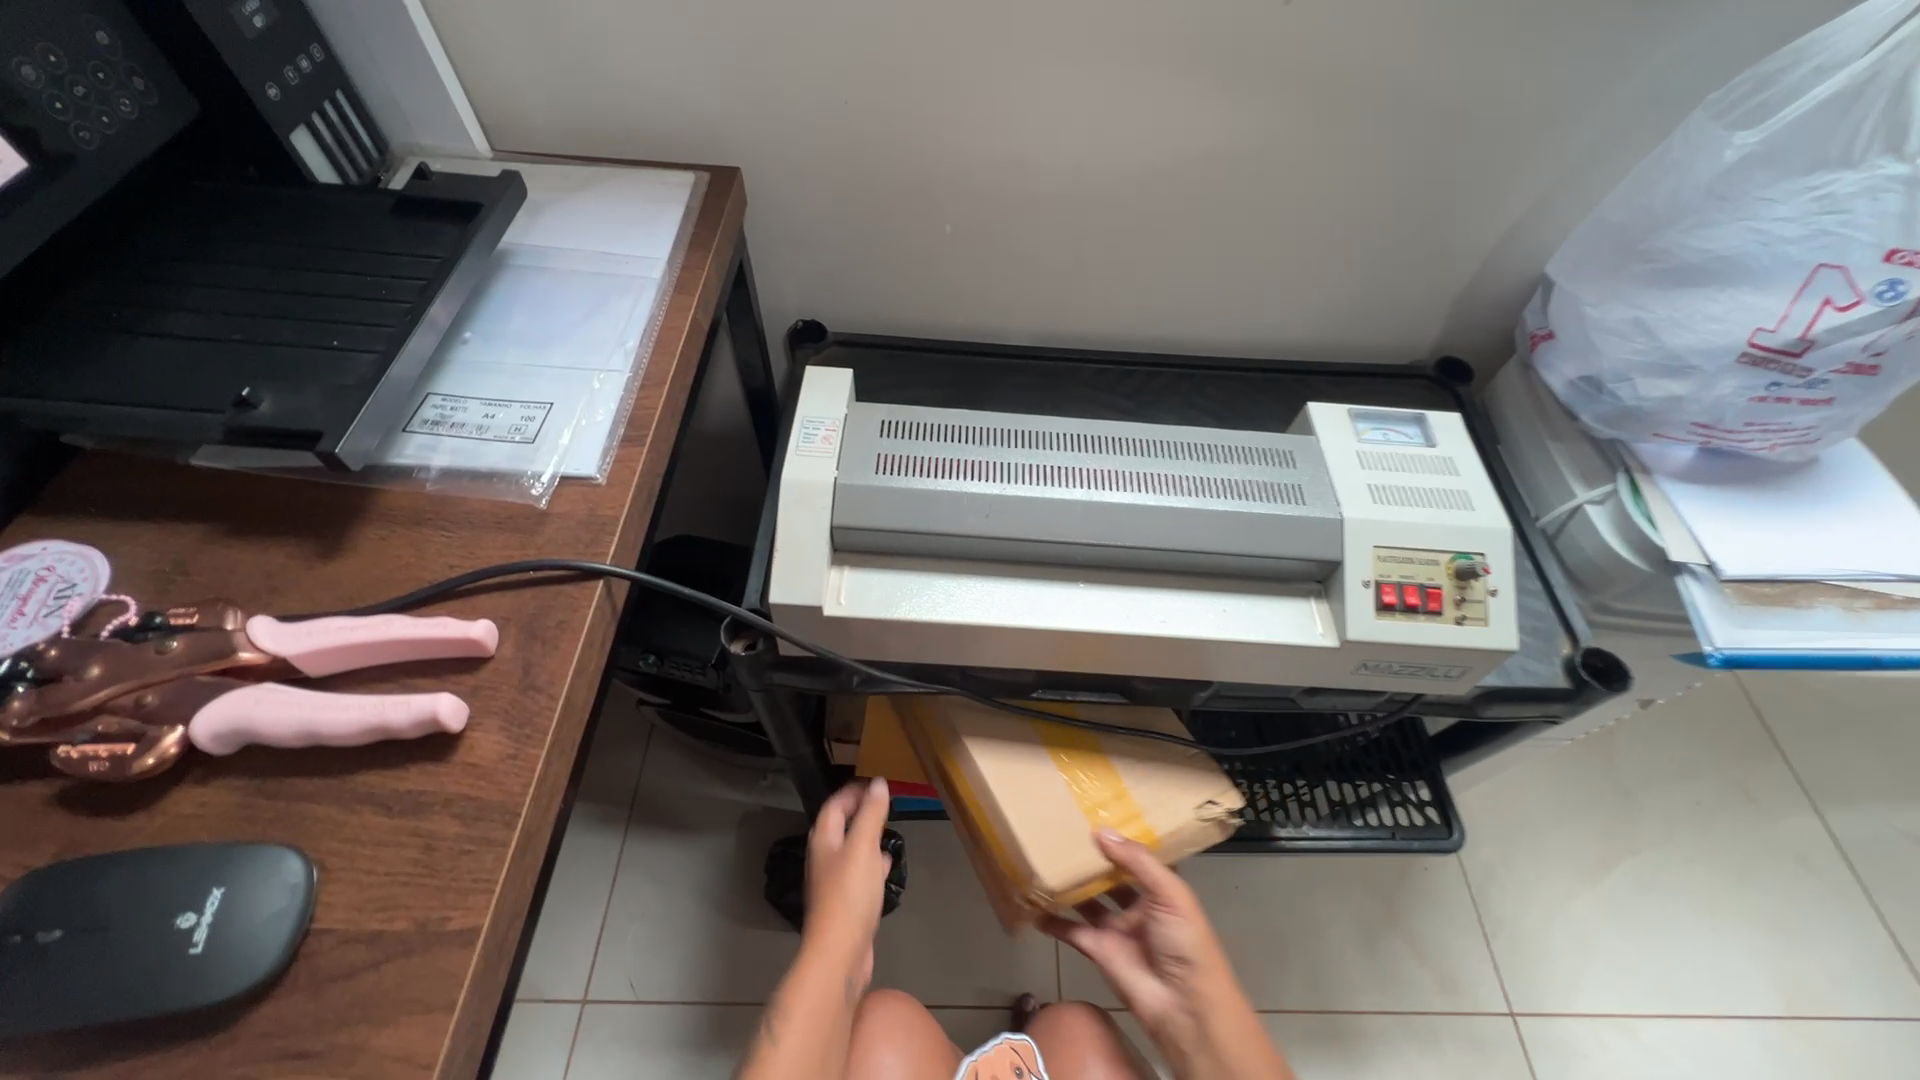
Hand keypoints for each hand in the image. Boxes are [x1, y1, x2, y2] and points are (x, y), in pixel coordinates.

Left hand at [803, 777, 892, 986]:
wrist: (840, 953)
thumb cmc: (849, 895)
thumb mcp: (863, 847)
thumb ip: (870, 814)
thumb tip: (877, 783)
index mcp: (824, 842)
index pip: (834, 807)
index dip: (851, 792)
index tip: (872, 782)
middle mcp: (825, 860)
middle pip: (839, 828)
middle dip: (858, 812)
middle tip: (881, 802)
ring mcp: (834, 884)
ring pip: (850, 851)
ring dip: (866, 837)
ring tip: (886, 829)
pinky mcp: (847, 904)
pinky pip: (859, 874)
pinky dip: (872, 863)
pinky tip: (885, 865)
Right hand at [1042, 830, 1284, 1078]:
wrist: (1183, 1006)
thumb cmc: (1185, 942)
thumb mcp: (1171, 894)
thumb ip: (1138, 862)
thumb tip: (1101, 832)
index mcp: (1162, 890)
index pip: (1139, 858)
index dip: (1122, 840)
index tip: (1096, 815)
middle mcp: (1138, 906)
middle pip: (1110, 877)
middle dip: (1091, 860)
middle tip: (1063, 832)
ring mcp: (1116, 928)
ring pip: (1088, 900)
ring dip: (1071, 885)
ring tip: (1045, 860)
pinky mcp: (1098, 949)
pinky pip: (1072, 930)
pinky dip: (1054, 920)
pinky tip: (1035, 905)